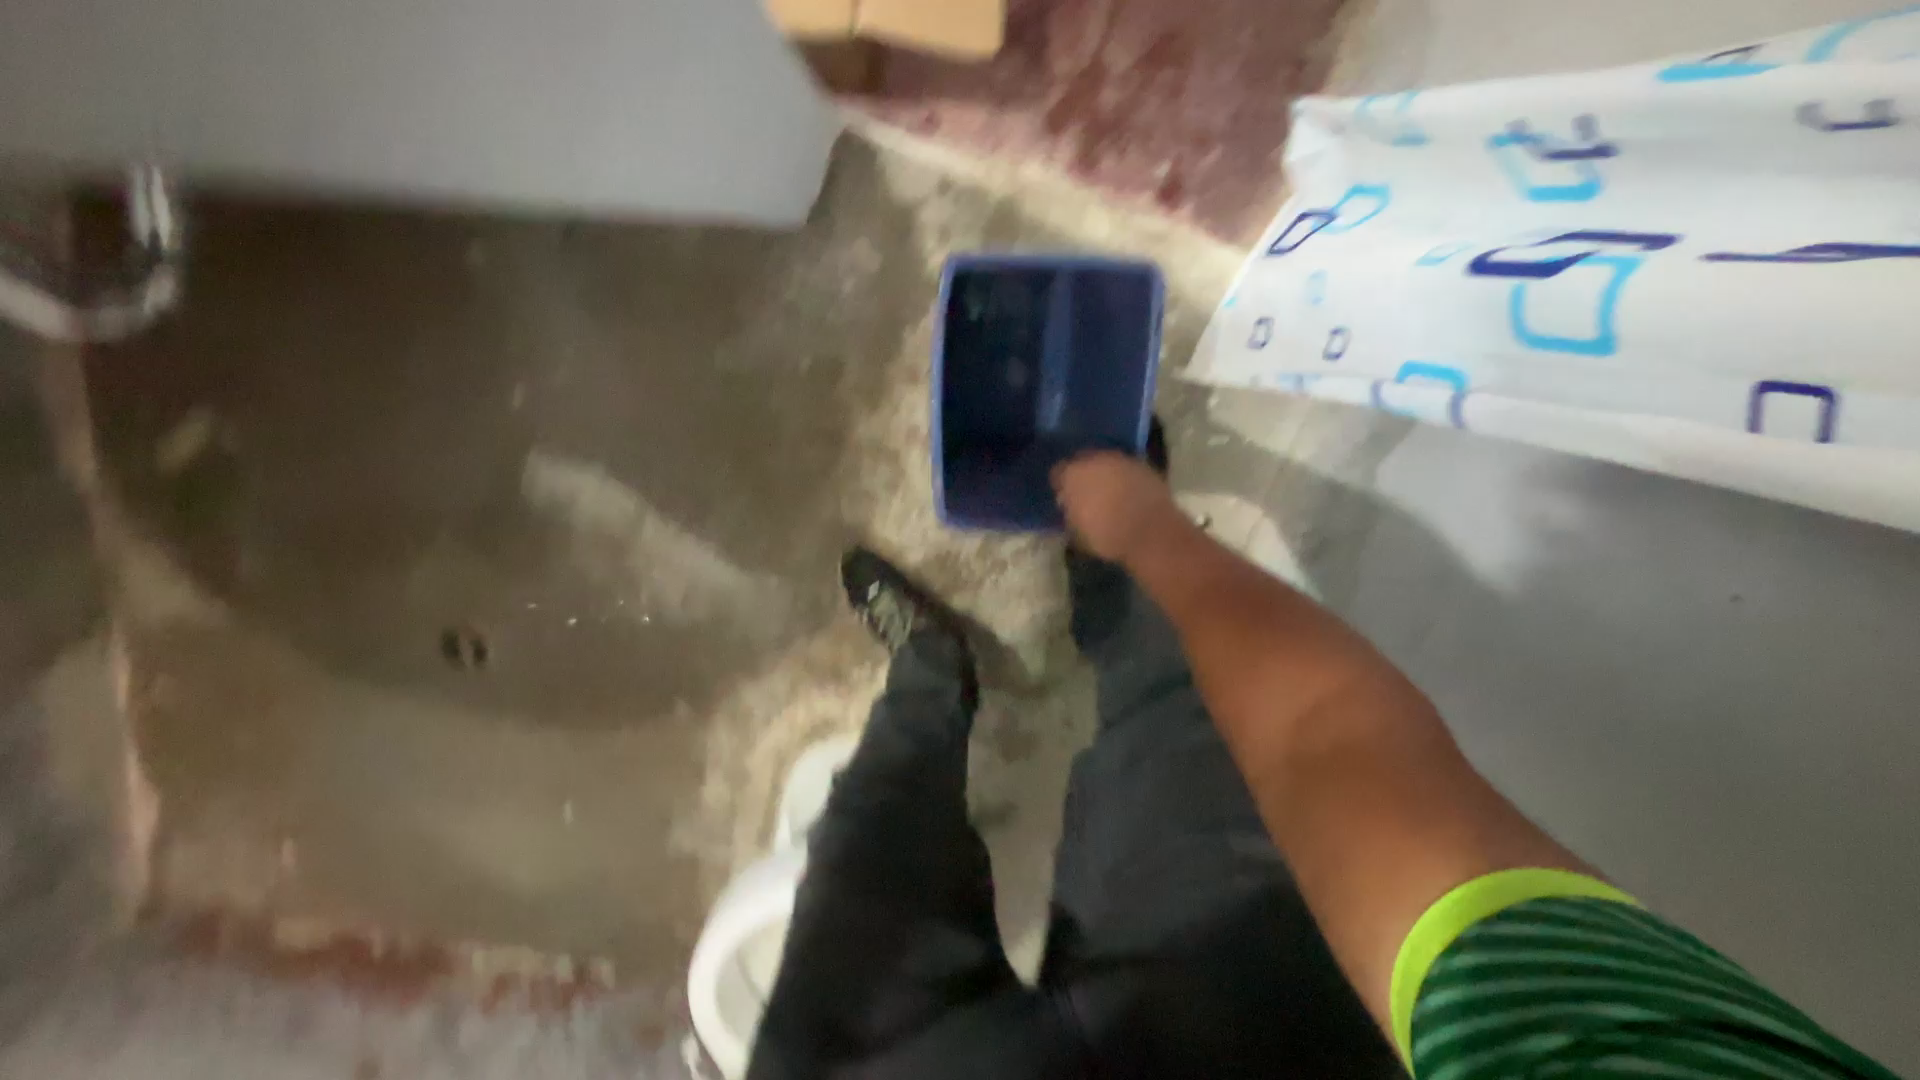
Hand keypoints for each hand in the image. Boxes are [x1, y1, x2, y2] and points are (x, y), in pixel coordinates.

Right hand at [1051, 452, 1181, 562]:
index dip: (1061, 486)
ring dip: (1105, 474)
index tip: (1064, 499)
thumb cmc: (1107, 537)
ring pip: (1106, 462)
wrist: (1151, 533)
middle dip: (1083, 476)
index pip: (1058, 473)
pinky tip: (1129, 494)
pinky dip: (1125, 478)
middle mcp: (1094, 460)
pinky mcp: (1143, 465)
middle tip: (1086, 495)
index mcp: (1071, 475)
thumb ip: (1070, 515)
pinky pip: (1126, 469)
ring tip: (1110, 494)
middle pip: (1082, 462)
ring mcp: (1121, 460)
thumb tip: (1070, 508)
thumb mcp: (1077, 533)